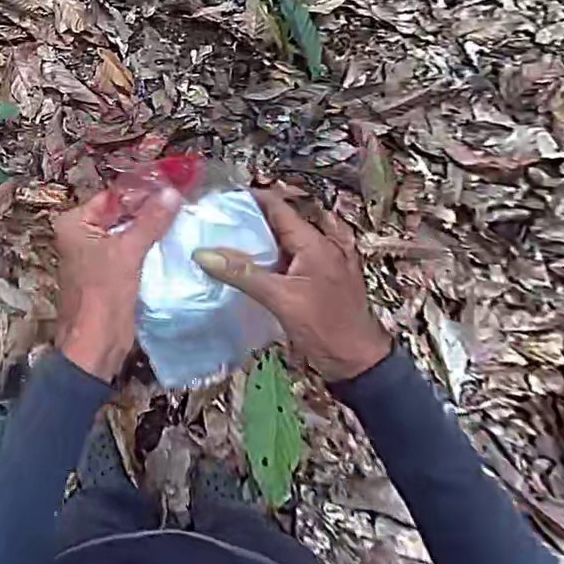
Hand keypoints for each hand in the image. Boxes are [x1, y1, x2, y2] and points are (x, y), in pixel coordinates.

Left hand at [52, 185, 181, 380]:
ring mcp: (94, 254)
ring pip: (126, 231)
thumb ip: (151, 220)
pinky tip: (172, 237)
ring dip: (150, 226)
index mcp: (74, 224)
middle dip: (147, 208)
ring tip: (181, 213)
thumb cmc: (103, 293)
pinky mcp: (109, 272)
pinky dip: (148, 244)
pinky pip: (130, 249)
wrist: (96, 344)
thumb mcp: (128, 251)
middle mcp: (80, 235)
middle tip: (180, 196)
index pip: (110, 197)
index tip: (169, 183)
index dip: (139, 191)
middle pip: (119, 213)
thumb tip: (172, 192)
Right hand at [194, 189, 389, 381]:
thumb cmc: (325, 328)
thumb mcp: (280, 299)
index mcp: (315, 242)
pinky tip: (250, 268)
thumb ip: (242, 274)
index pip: (277, 206)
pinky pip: (291, 260)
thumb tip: (203, 254)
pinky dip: (271, 259)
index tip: (221, 200)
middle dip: (250, 221)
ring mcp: (324, 263)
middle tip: (218, 223)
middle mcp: (322, 245)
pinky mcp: (321, 281)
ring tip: (226, 243)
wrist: (360, 365)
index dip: (250, 199)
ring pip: (285, 242)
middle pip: (280, 222)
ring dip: (259, 242)